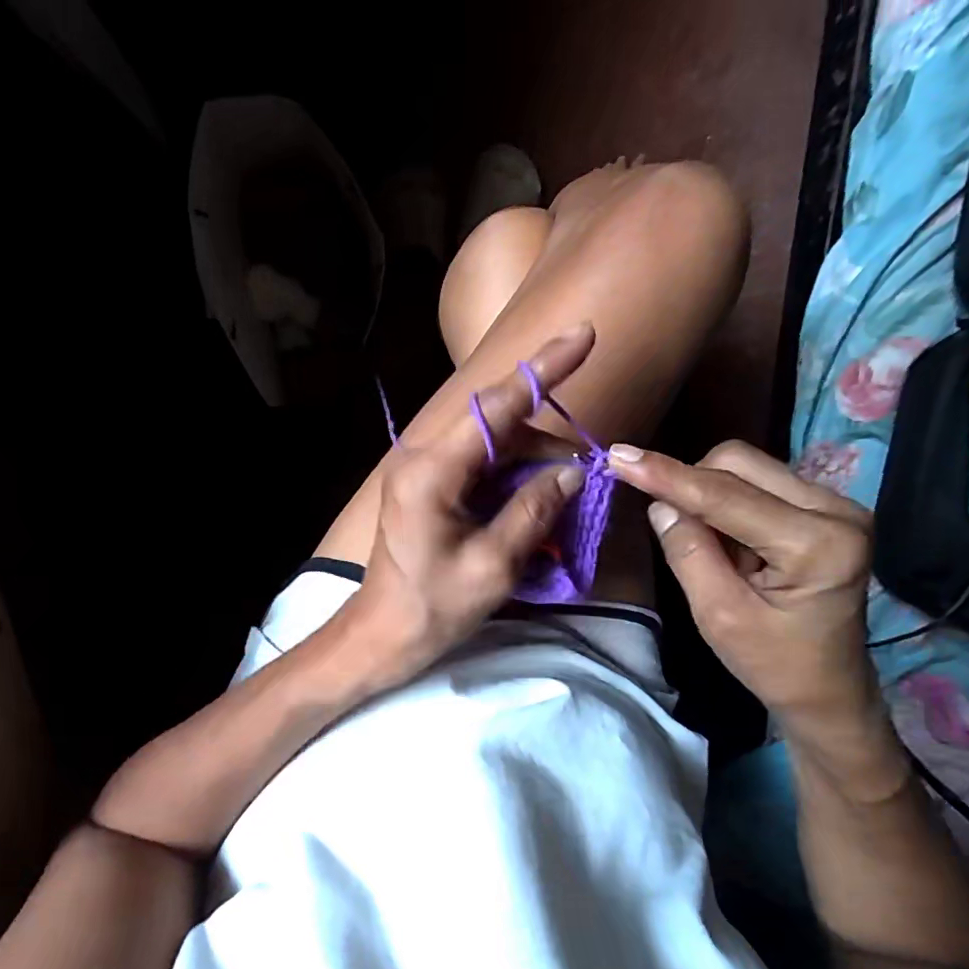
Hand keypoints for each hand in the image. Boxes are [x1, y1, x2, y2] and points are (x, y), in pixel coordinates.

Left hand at [338, 325, 594, 687]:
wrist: (382, 634)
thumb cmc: (433, 607)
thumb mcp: (494, 564)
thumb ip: (534, 509)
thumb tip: (573, 471)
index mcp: (432, 471)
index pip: (494, 406)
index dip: (543, 369)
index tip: (584, 334)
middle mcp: (421, 458)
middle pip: (496, 426)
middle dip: (545, 441)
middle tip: (586, 473)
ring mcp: (420, 471)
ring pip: (490, 446)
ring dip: (530, 463)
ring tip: (565, 498)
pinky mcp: (425, 486)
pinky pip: (477, 467)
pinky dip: (510, 478)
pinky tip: (534, 501)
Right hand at [606, 441, 904, 794]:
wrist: (827, 688)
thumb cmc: (772, 662)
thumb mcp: (718, 615)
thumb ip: (688, 553)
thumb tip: (659, 505)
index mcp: (817, 543)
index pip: (724, 495)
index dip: (666, 475)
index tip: (618, 456)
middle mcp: (836, 509)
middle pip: (737, 464)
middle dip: (689, 483)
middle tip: (669, 526)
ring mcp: (834, 504)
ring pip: (745, 467)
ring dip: (706, 494)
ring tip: (707, 545)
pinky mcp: (823, 508)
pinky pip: (756, 482)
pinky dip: (723, 502)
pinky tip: (726, 540)